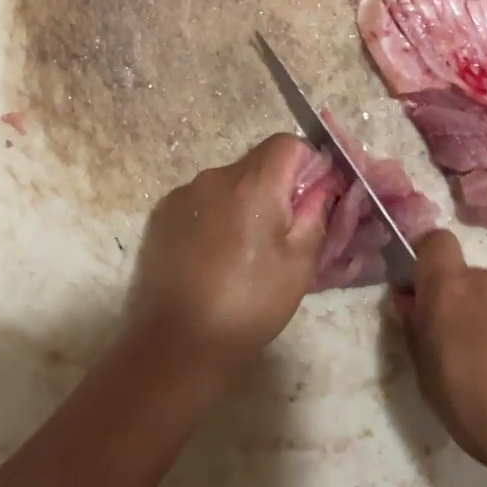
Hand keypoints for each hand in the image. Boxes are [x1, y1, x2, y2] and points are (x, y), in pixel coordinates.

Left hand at [127, 134, 336, 379]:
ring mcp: (183, 195)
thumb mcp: (300, 262)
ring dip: (246, 202)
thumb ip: (316, 212)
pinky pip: (203, 202)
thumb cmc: (250, 303)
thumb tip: (324, 185)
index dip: (309, 163)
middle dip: (279, 186)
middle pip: (257, 162)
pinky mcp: (162, 217)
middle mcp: (215, 177)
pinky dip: (218, 216)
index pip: (288, 143)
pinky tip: (217, 256)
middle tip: (287, 231)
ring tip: (248, 250)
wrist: (178, 344)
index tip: (316, 197)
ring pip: (230, 184)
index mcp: (253, 183)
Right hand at [394, 230, 486, 481]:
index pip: (435, 242)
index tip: (418, 294)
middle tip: (450, 349)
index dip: (425, 259)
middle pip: (464, 277)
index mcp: (450, 290)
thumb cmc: (479, 408)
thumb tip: (408, 302)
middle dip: (454, 303)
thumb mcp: (428, 379)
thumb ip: (416, 332)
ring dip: (484, 324)